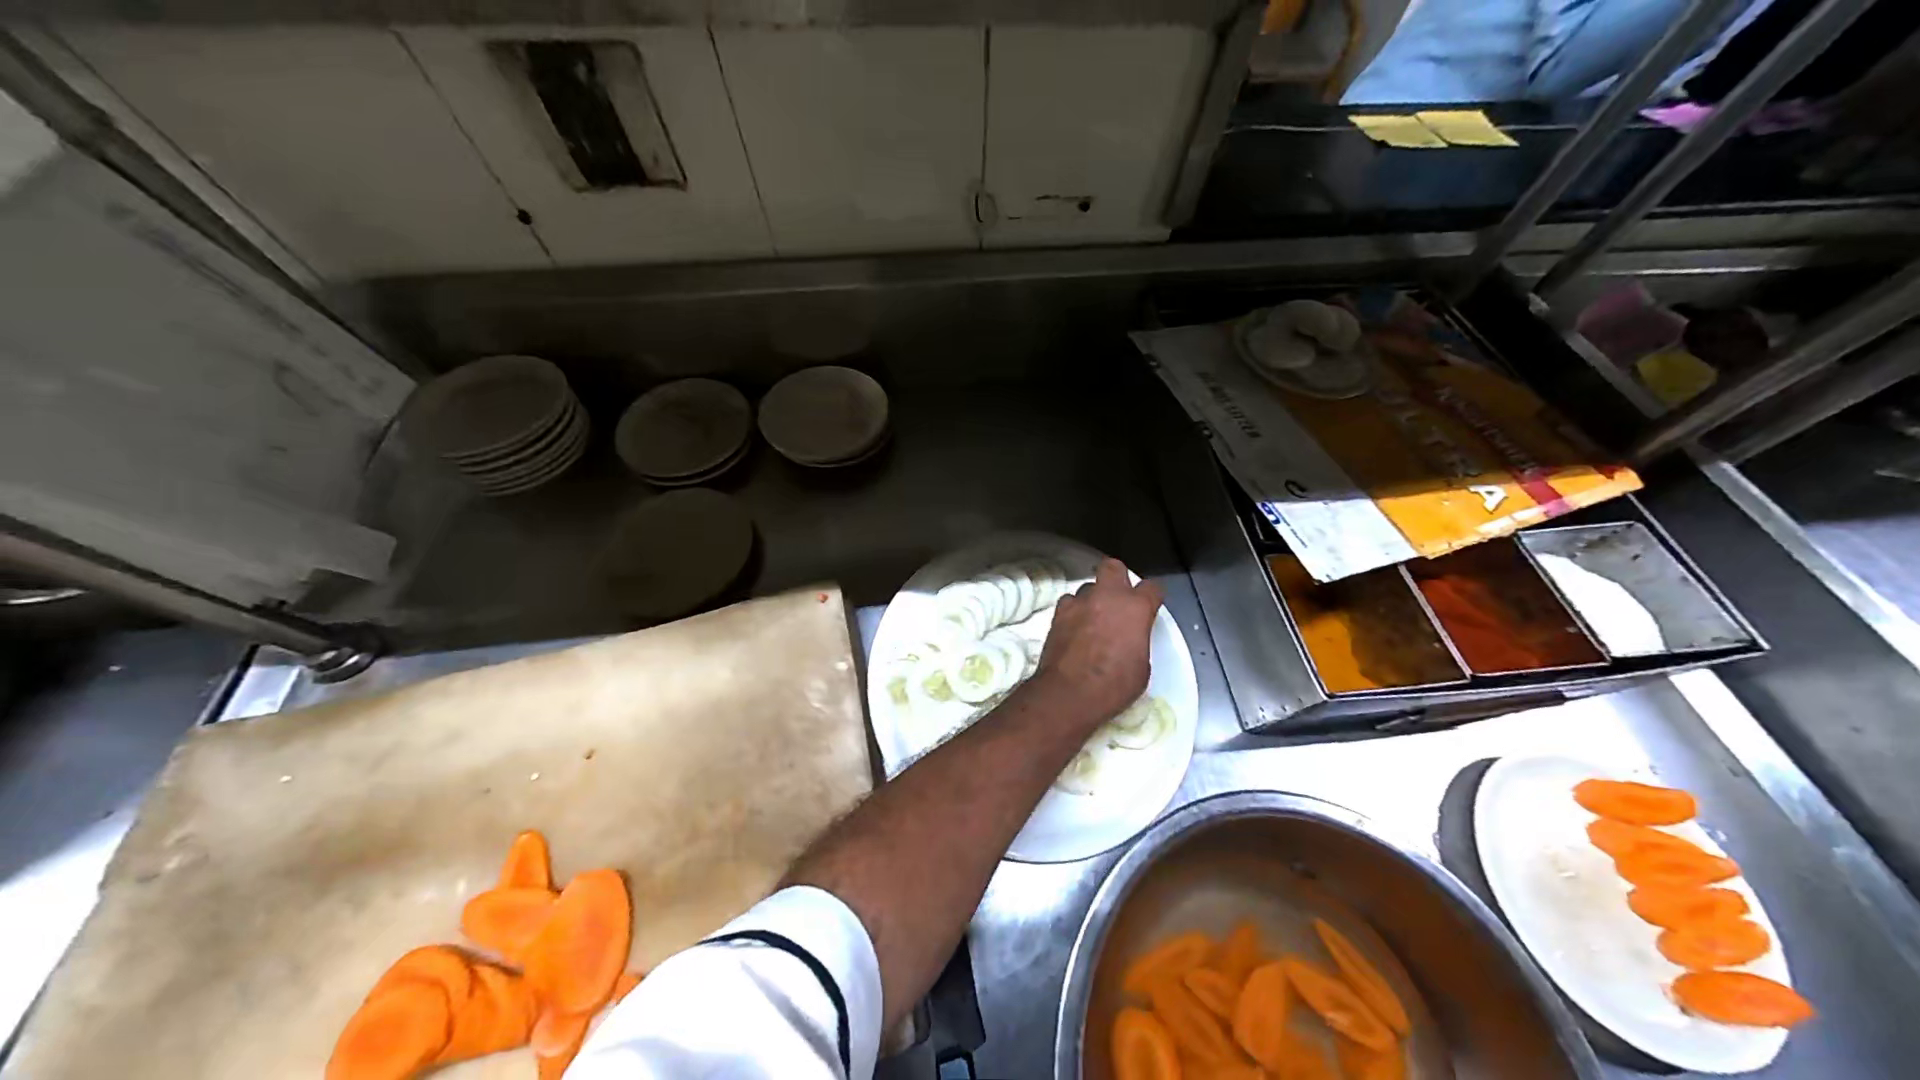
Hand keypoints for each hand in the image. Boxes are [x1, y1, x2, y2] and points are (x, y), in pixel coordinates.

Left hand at [1032, 558, 1163, 729]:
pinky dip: (1074, 612)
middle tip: (1118, 600)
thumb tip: (1129, 639)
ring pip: (1088, 587)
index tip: (1150, 606)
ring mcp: (1080, 602)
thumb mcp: (1141, 667)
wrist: (1070, 693)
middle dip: (1117, 578)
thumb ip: (1137, 641)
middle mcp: (1107, 596)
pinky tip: (1074, 628)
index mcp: (1135, 608)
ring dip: (1093, 599)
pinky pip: (1069, 603)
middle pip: (1113, 567)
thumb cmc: (1114, 686)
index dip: (1151, 596)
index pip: (1151, 588)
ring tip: (1093, 620)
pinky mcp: (1058, 613)